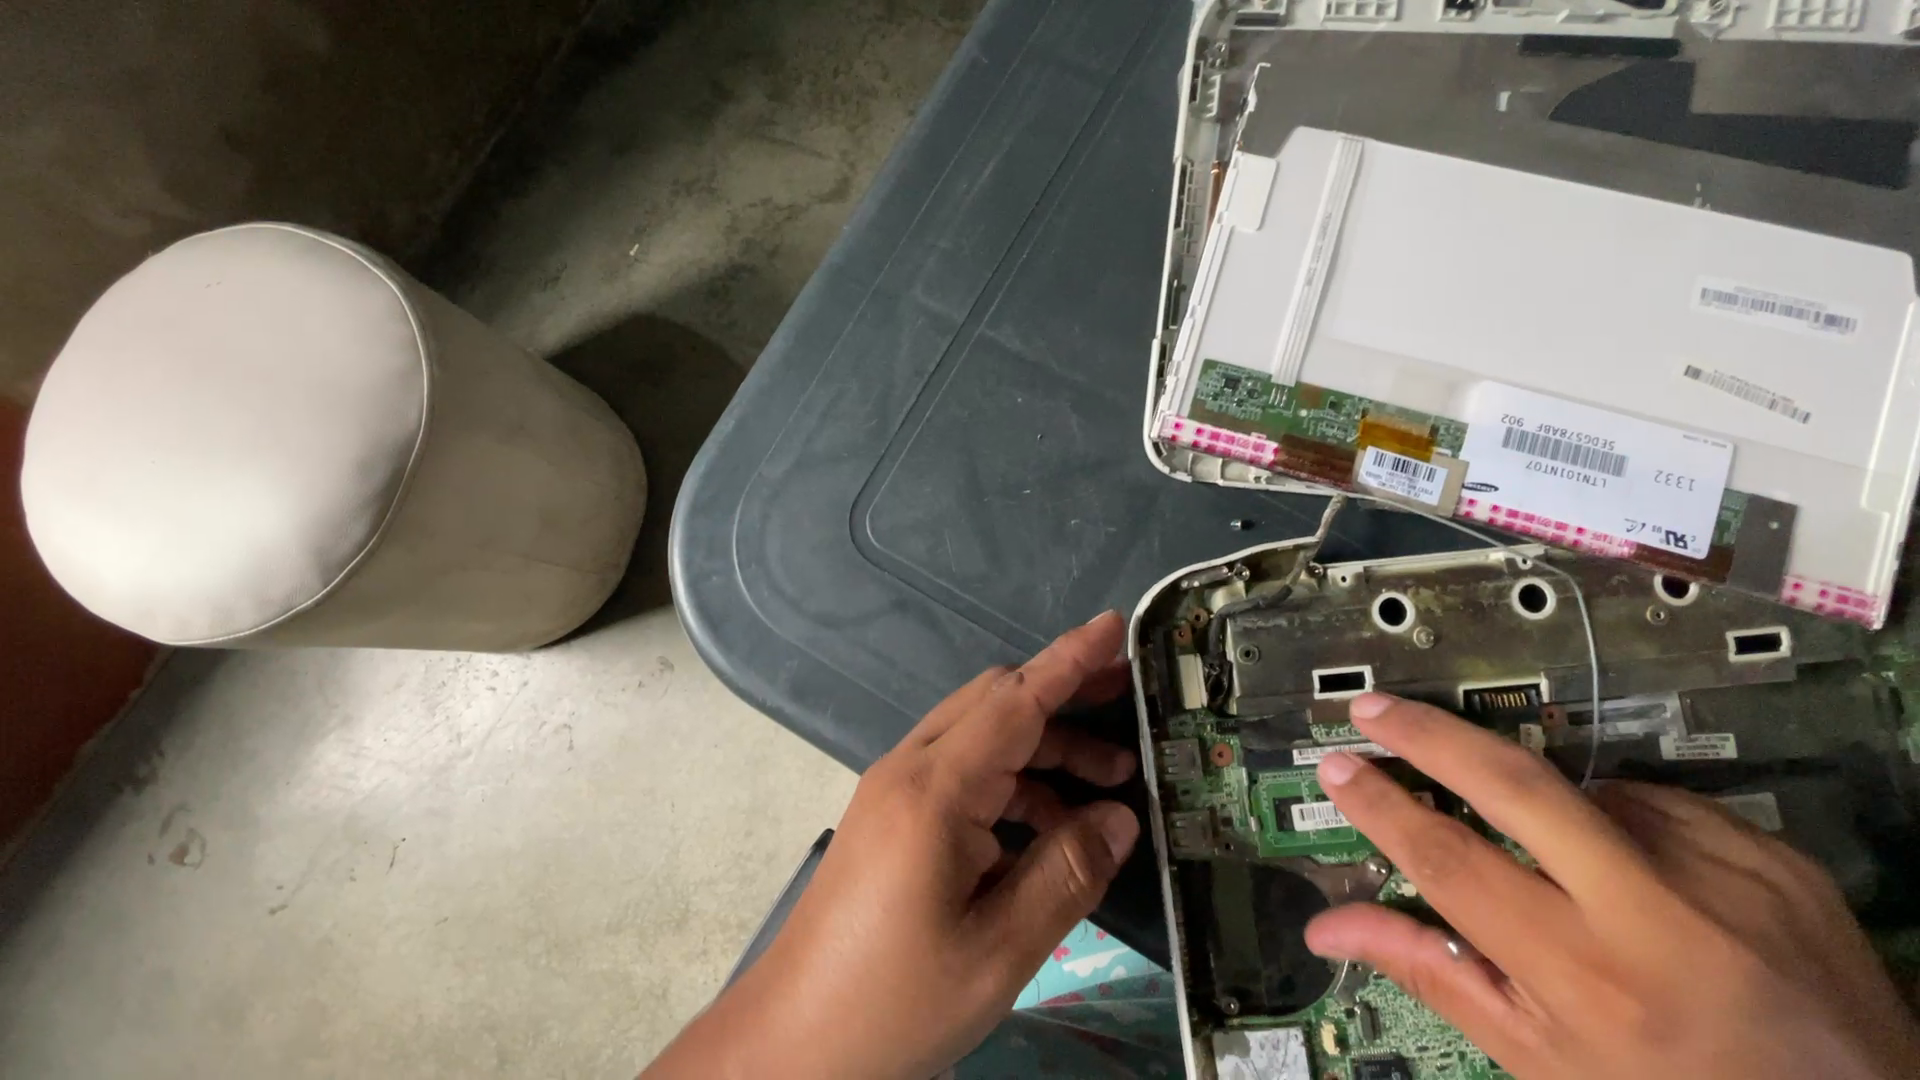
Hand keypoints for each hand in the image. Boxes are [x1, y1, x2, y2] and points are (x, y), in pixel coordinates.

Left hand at [643, 612, 1141, 1079]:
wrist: (792, 1040)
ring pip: (981, 740)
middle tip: (1128, 703)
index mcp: (935, 789)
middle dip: (1065, 697)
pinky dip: (1014, 785)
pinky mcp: (891, 818)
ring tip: (1110, 783)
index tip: (1114, 626)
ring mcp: (895, 791)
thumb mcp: (998, 949)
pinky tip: (1050, 827)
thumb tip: (1122, 817)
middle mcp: (910, 770)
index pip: (1015, 700)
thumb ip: (1066, 874)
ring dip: (1044, 750)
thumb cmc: (895, 998)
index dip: (1069, 660)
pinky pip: (962, 776)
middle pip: (995, 704)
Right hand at [1305, 693, 1919, 1079]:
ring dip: (1540, 804)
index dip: (1382, 807)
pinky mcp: (1771, 852)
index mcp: (1584, 975)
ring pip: (1584, 791)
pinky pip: (1656, 805)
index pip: (1450, 862)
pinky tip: (1633, 871)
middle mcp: (1655, 914)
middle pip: (1515, 786)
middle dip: (1429, 734)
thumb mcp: (1538, 1058)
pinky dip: (1616, 822)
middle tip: (1372, 707)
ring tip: (1560, 869)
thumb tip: (1325, 924)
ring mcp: (1723, 871)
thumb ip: (1430, 972)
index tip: (1336, 765)